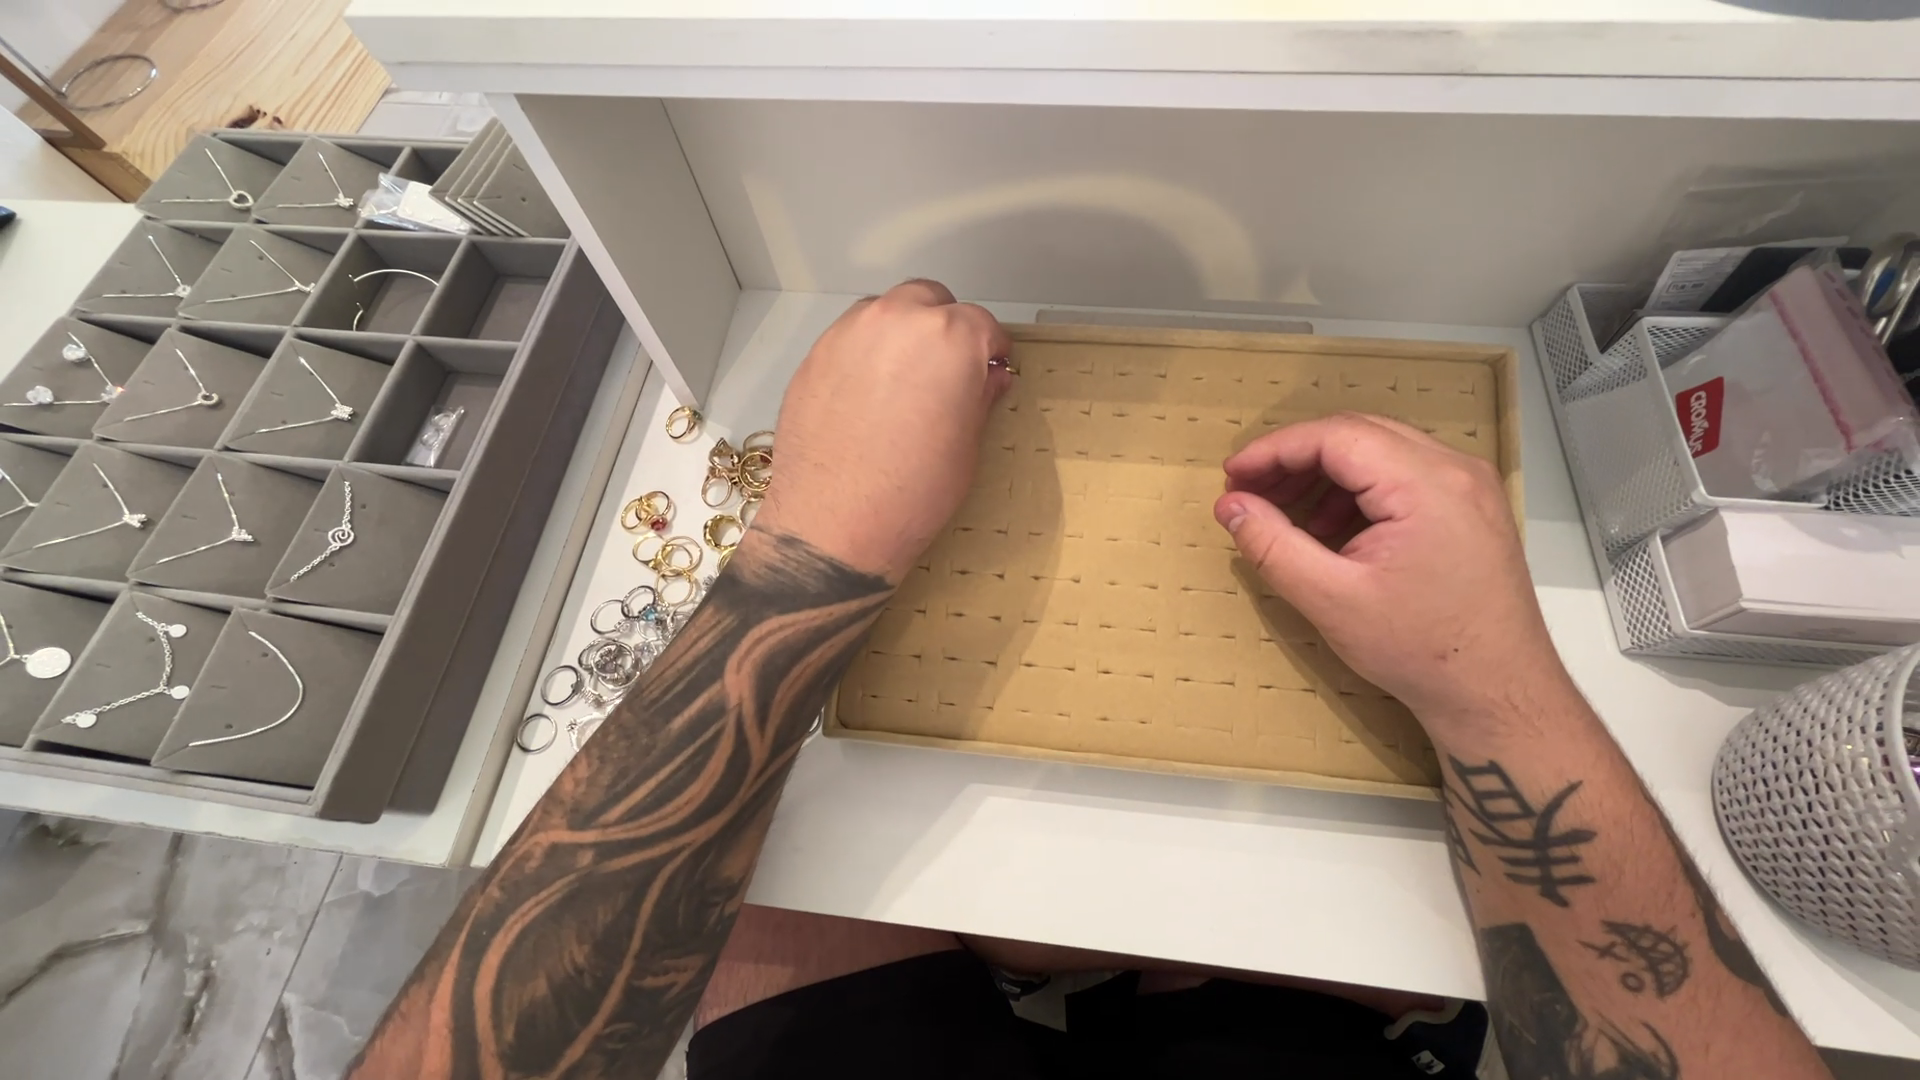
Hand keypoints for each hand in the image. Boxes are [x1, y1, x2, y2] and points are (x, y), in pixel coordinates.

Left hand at [754, 280, 1012, 581]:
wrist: (835, 524)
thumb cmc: (908, 494)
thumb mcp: (965, 448)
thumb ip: (980, 398)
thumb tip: (988, 378)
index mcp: (949, 338)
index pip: (982, 324)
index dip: (990, 350)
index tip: (990, 368)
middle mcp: (897, 321)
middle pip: (931, 301)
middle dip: (945, 328)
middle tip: (948, 371)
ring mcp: (850, 334)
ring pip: (886, 313)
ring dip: (902, 336)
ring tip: (905, 384)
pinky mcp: (816, 355)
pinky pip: (851, 339)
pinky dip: (866, 355)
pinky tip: (869, 397)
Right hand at [1213, 413, 1570, 740]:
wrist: (1497, 694)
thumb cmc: (1418, 649)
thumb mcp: (1330, 599)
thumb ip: (1271, 545)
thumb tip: (1229, 506)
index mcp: (1426, 484)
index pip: (1336, 436)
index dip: (1274, 449)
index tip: (1231, 476)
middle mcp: (1454, 469)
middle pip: (1356, 435)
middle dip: (1293, 458)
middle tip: (1246, 491)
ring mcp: (1467, 487)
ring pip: (1376, 452)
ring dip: (1319, 474)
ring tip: (1277, 511)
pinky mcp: (1467, 508)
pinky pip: (1398, 476)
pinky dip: (1351, 491)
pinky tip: (1324, 529)